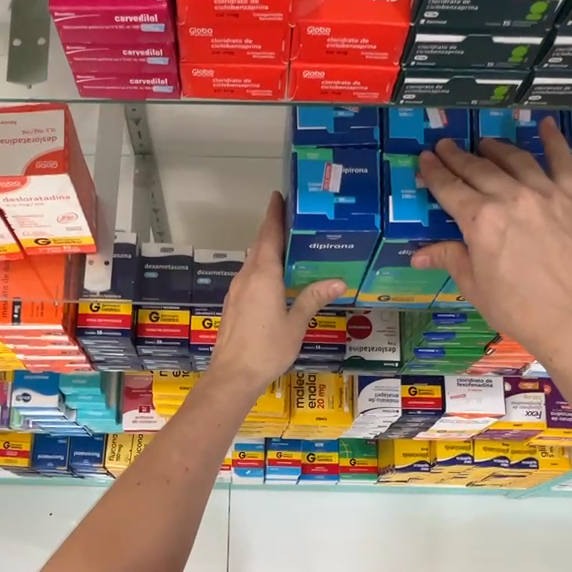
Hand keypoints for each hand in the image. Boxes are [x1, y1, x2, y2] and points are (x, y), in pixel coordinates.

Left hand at [205, 191, 344, 396]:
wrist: (233, 376)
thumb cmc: (267, 350)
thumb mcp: (296, 324)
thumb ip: (313, 299)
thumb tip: (338, 281)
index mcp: (263, 275)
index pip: (269, 235)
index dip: (275, 214)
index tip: (279, 196)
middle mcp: (246, 278)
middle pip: (259, 246)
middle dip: (272, 230)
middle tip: (292, 218)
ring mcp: (236, 292)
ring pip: (252, 263)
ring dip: (267, 251)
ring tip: (288, 247)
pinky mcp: (233, 306)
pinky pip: (249, 279)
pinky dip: (261, 270)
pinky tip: (274, 279)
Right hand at [415, 122, 571, 364]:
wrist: (570, 316)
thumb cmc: (515, 307)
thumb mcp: (474, 286)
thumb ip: (450, 259)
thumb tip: (419, 254)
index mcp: (480, 221)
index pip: (450, 189)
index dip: (435, 172)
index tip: (425, 159)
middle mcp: (509, 198)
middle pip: (478, 169)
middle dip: (458, 156)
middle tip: (445, 145)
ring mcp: (543, 193)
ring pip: (514, 159)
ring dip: (495, 148)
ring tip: (484, 143)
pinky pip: (561, 160)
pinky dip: (552, 140)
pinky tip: (545, 125)